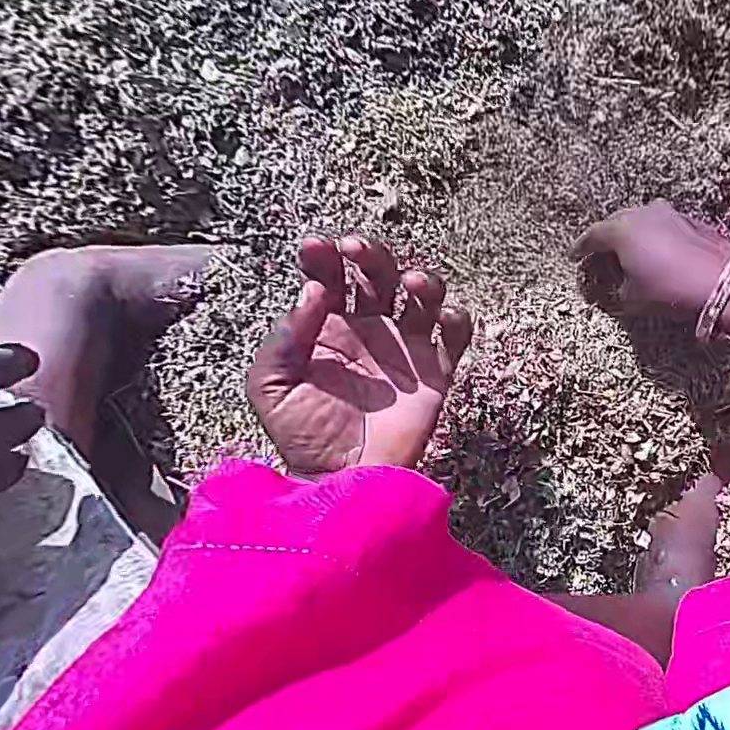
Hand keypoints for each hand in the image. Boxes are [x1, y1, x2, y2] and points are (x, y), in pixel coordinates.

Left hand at [246, 237, 472, 475]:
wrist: (343, 481)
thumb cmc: (303, 435)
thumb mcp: (272, 388)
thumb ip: (284, 341)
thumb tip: (312, 293)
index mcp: (327, 328)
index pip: (329, 278)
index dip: (324, 258)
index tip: (317, 248)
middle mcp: (369, 330)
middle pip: (377, 275)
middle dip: (370, 254)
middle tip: (357, 248)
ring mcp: (405, 349)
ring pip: (422, 297)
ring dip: (422, 280)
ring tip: (411, 282)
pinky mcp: (435, 372)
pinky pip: (455, 337)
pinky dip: (457, 319)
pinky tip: (443, 316)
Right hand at [574, 200, 729, 315]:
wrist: (722, 283)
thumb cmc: (670, 289)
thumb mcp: (632, 297)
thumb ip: (616, 287)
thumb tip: (617, 286)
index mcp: (621, 230)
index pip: (591, 236)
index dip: (580, 248)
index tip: (574, 257)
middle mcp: (642, 215)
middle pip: (613, 222)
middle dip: (604, 238)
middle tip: (597, 253)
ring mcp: (668, 214)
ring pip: (638, 219)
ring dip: (629, 233)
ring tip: (625, 251)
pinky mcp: (688, 220)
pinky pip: (659, 224)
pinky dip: (650, 235)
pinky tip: (653, 251)